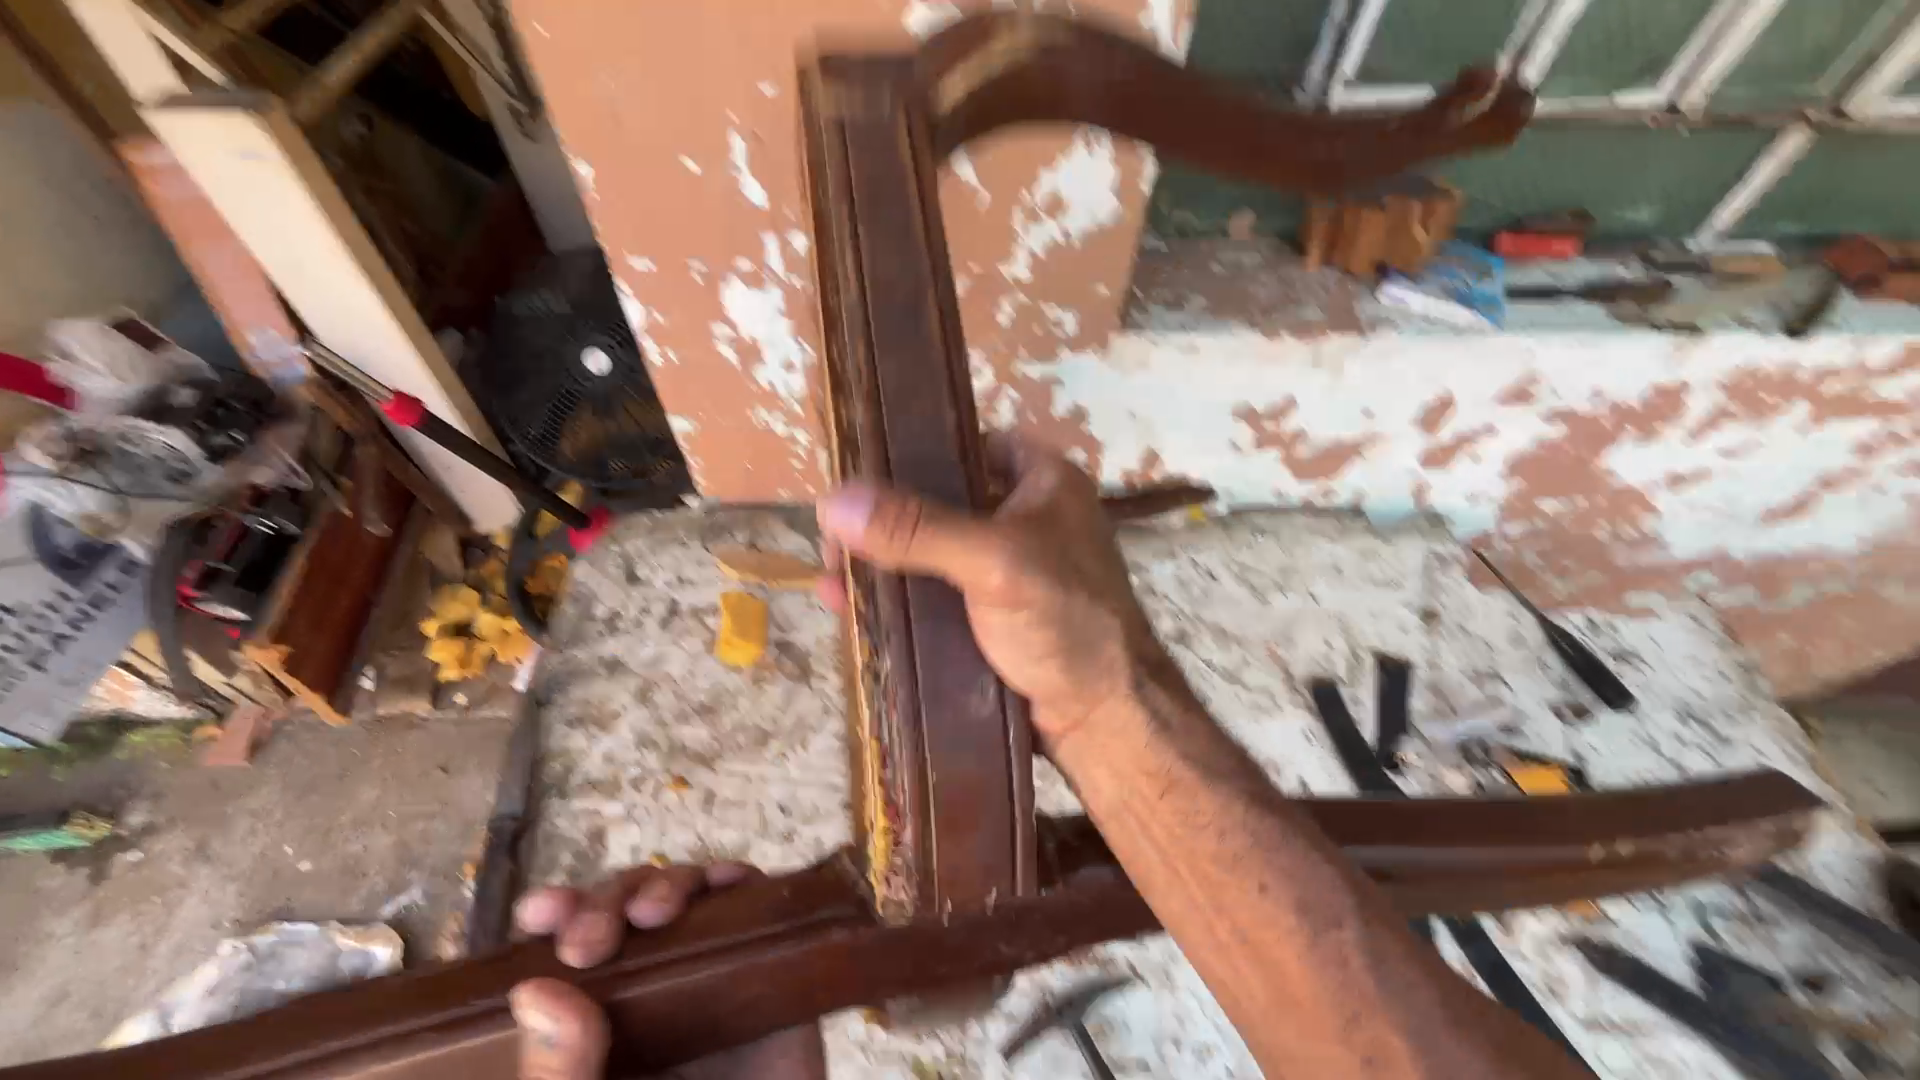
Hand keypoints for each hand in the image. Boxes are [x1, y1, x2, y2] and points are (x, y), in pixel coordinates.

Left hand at [508, 863, 824, 1079]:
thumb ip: (559, 1077)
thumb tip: (537, 990)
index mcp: (602, 1022)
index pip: (575, 946)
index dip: (562, 914)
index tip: (541, 912)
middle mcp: (655, 991)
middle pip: (630, 908)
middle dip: (608, 901)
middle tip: (588, 942)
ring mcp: (714, 979)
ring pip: (691, 897)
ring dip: (669, 882)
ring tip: (653, 910)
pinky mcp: (770, 976)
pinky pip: (757, 908)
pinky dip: (739, 881)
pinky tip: (724, 883)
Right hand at [816, 436, 1164, 745]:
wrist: (1105, 717)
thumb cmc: (1065, 621)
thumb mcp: (992, 562)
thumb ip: (916, 529)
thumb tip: (832, 502)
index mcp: (1043, 481)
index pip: (971, 445)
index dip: (917, 454)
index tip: (862, 479)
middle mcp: (1026, 516)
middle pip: (940, 501)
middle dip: (883, 522)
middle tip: (835, 546)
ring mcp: (1010, 568)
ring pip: (933, 551)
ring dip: (883, 564)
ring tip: (834, 583)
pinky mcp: (993, 614)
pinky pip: (937, 593)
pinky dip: (901, 598)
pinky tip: (858, 612)